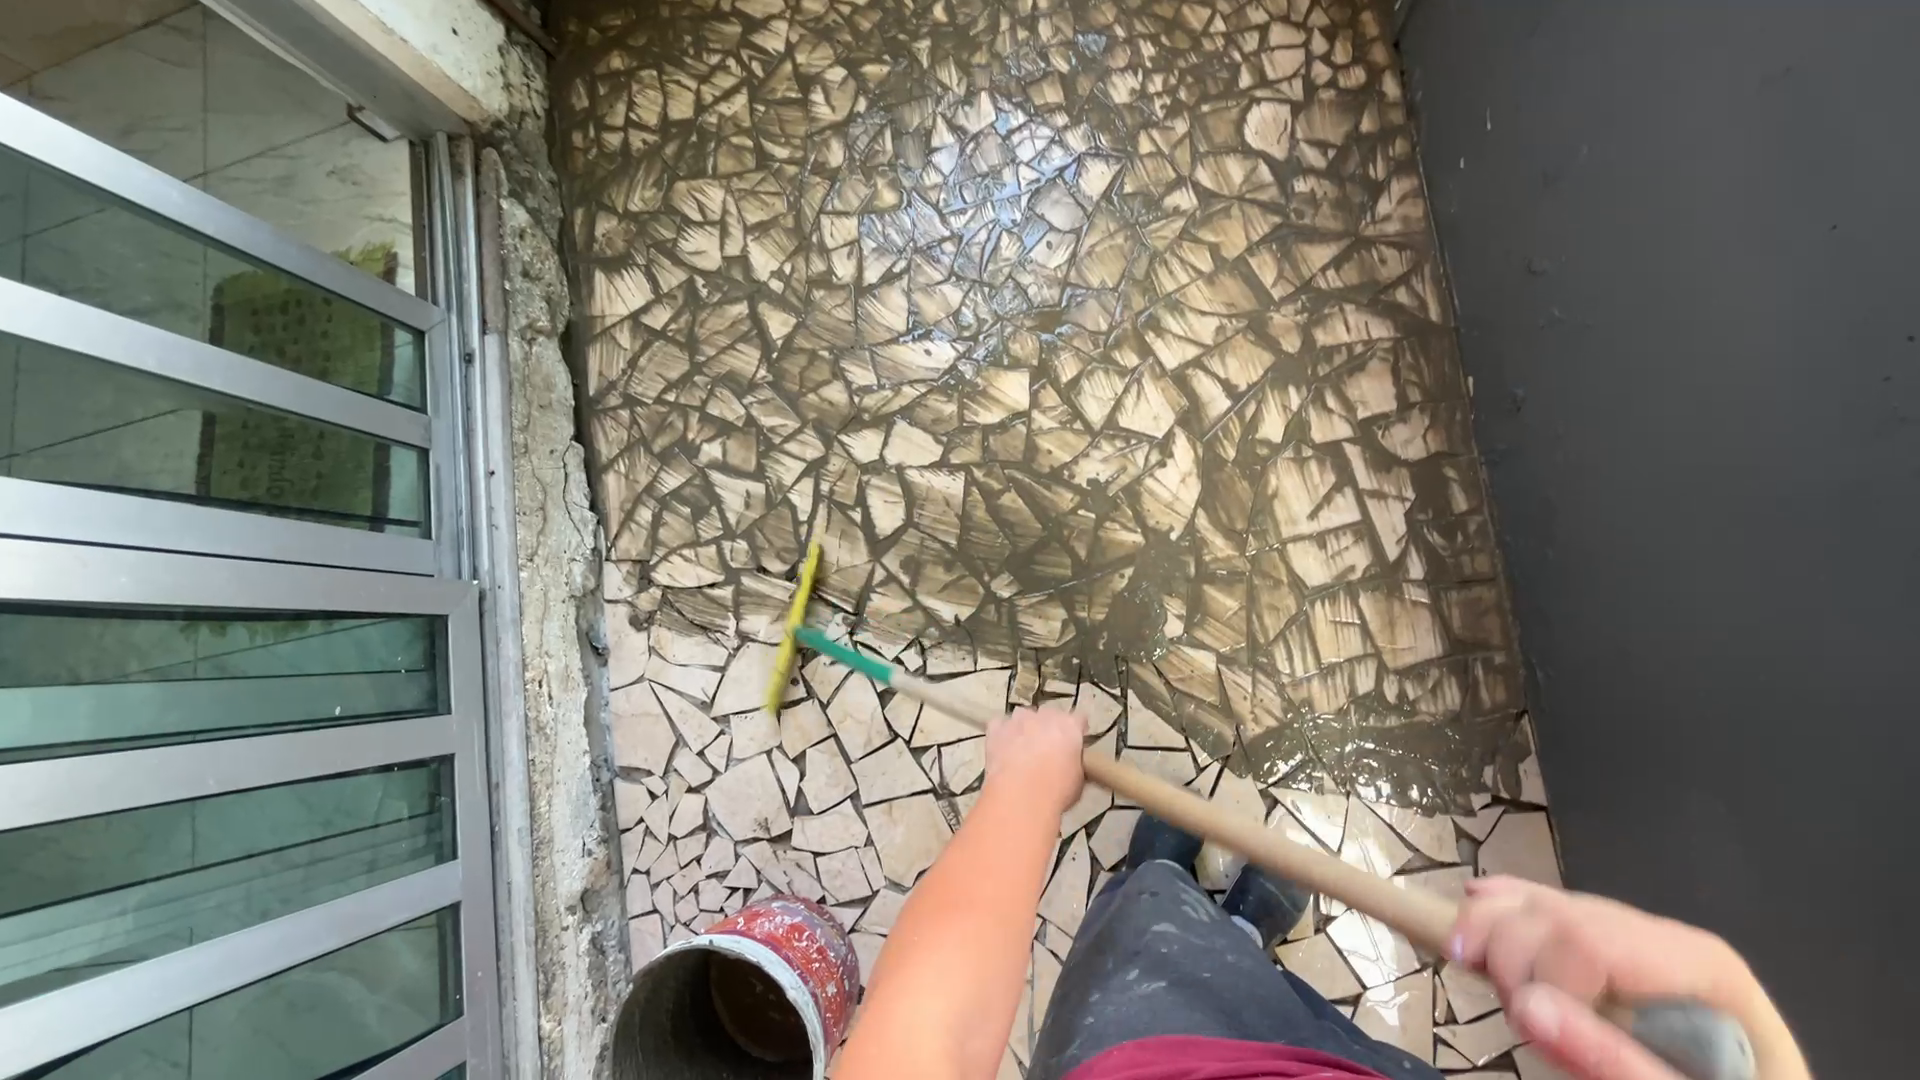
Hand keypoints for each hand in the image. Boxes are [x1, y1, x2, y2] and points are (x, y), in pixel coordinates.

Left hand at [982, 706, 1085, 816]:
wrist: (1020, 797)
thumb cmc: (1056, 791)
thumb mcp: (1079, 780)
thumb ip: (1075, 762)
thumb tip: (1070, 762)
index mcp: (1070, 726)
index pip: (1079, 719)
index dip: (1076, 730)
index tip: (1074, 743)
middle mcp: (1044, 716)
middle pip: (1049, 713)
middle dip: (1049, 726)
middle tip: (1048, 748)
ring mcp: (1018, 720)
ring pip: (1023, 716)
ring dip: (1025, 727)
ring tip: (1022, 749)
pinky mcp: (996, 729)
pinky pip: (999, 725)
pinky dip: (1002, 734)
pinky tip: (1002, 749)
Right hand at [1451, 876, 1770, 1079]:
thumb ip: (1613, 1060)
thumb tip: (1525, 1007)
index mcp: (1699, 965)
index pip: (1586, 938)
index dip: (1538, 973)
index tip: (1528, 1027)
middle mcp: (1661, 932)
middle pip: (1552, 915)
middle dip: (1509, 958)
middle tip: (1515, 1022)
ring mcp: (1629, 929)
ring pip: (1536, 901)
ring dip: (1488, 928)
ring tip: (1474, 970)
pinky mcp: (1601, 936)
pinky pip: (1539, 901)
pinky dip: (1499, 904)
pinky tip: (1473, 902)